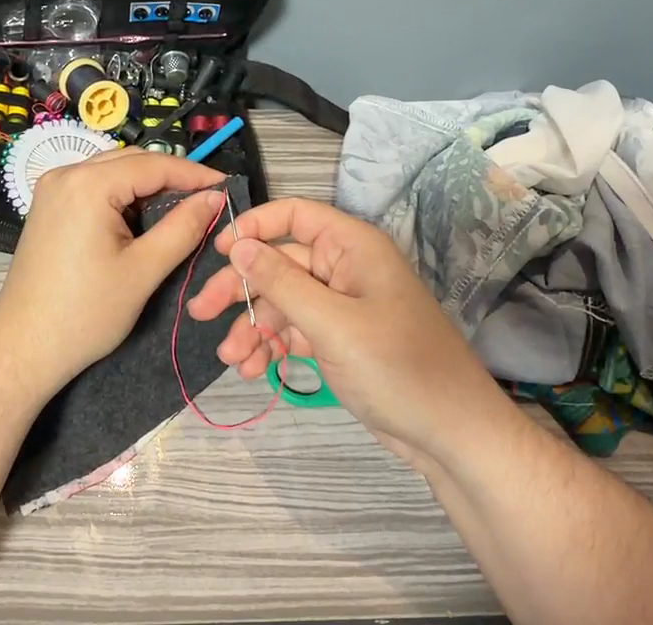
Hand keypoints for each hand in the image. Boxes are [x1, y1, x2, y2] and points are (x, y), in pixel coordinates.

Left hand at [0, 149, 226, 390]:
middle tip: (208, 202)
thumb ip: (183, 228)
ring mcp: (52, 189)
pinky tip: (142, 219)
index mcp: (88, 185)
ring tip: (182, 210)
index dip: (194, 174)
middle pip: (131, 162)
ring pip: (112, 171)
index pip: (154, 165)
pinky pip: (93, 186)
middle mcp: (65, 174)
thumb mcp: (143, 270)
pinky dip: (121, 195)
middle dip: (171, 178)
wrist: (23, 345)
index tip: (228, 187)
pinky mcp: (47, 206)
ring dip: (146, 186)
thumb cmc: (85, 313)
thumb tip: (215, 197)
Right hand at [185, 197, 512, 460]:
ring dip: (252, 327)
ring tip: (231, 358)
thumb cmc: (398, 368)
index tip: (217, 252)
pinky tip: (254, 370)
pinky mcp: (339, 340)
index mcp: (351, 247)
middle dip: (240, 290)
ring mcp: (341, 306)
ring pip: (280, 302)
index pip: (294, 215)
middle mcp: (343, 269)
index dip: (254, 227)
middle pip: (278, 264)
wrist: (451, 436)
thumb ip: (281, 282)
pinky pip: (294, 331)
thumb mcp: (332, 324)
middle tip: (200, 311)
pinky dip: (271, 347)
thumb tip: (238, 246)